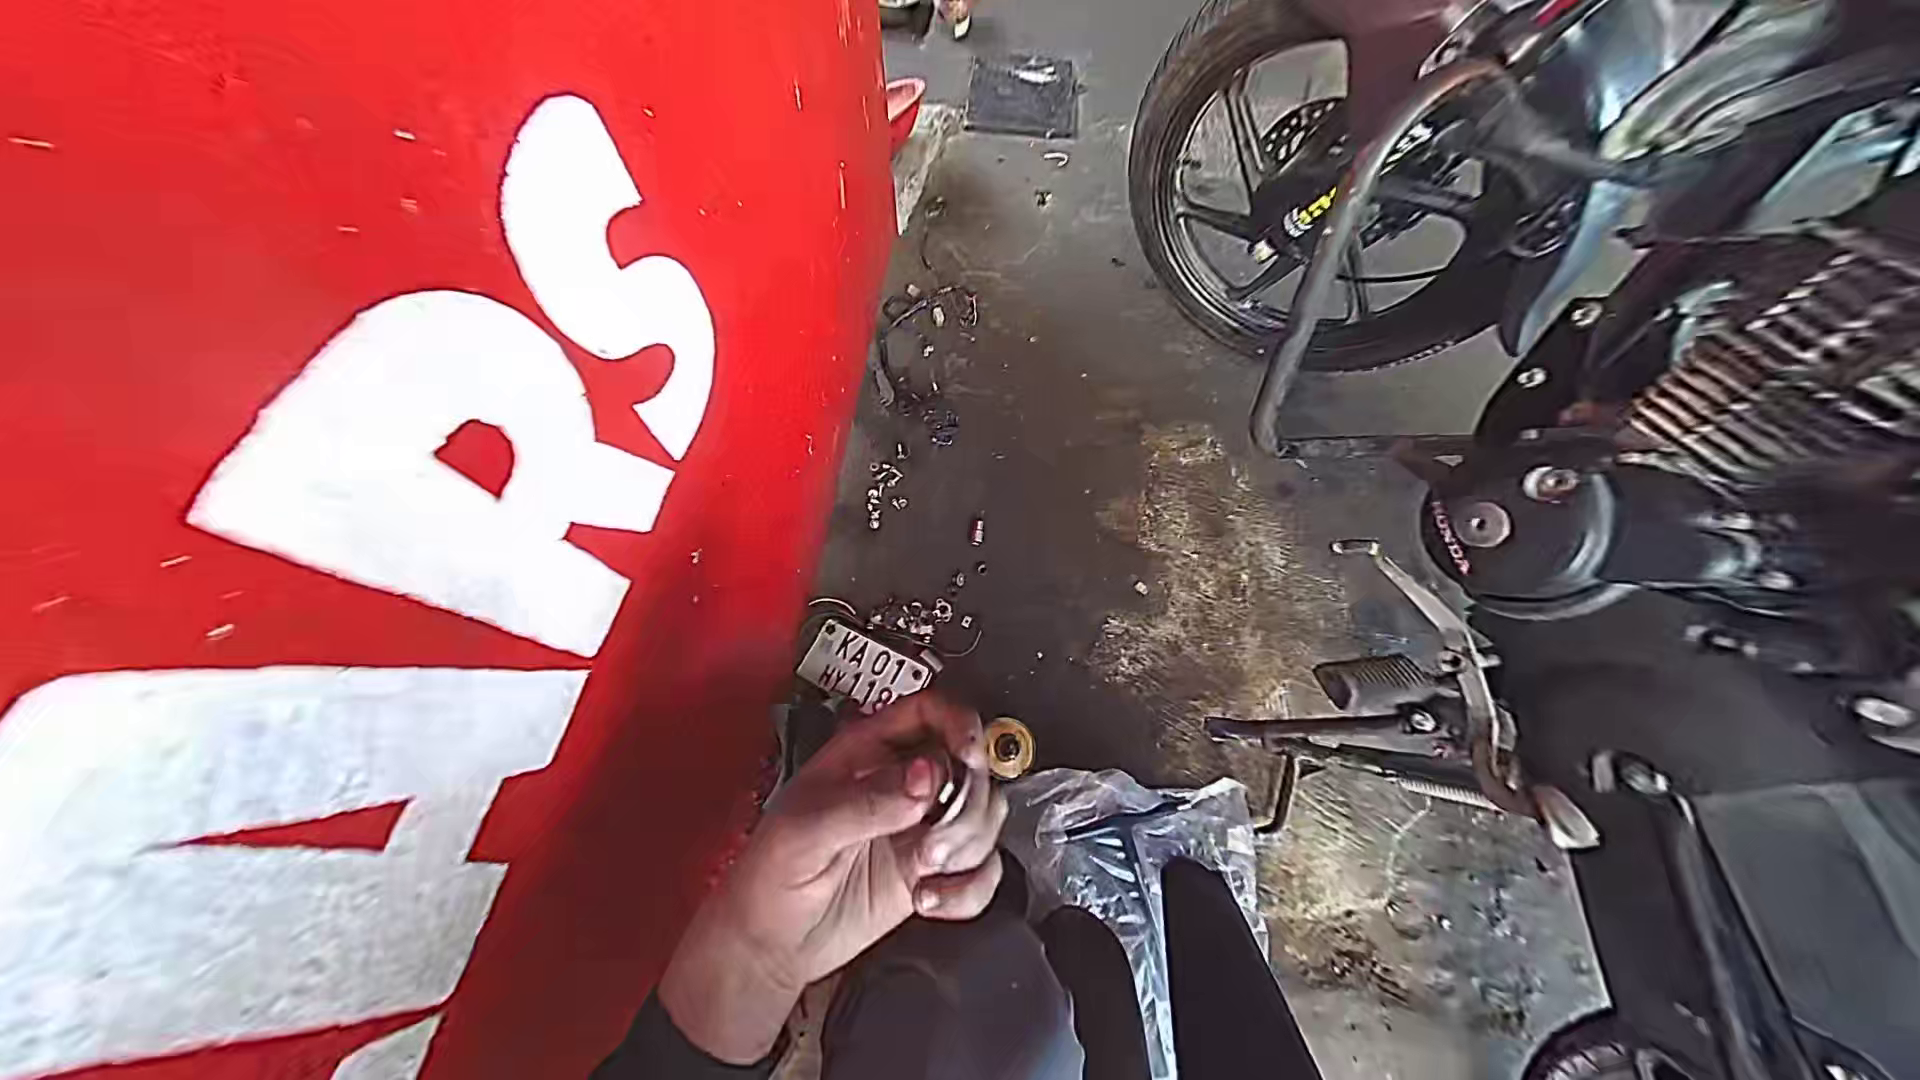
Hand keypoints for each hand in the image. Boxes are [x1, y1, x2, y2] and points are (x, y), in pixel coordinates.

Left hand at [657, 694, 1010, 1063]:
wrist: (770, 944)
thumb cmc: (772, 871)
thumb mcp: (808, 829)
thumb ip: (868, 800)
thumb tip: (926, 777)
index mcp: (870, 750)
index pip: (930, 711)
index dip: (960, 722)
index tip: (969, 754)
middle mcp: (904, 781)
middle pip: (970, 764)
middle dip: (966, 802)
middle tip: (934, 838)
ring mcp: (922, 825)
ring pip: (986, 813)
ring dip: (969, 845)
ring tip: (926, 868)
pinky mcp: (933, 869)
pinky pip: (981, 869)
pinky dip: (969, 890)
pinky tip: (932, 898)